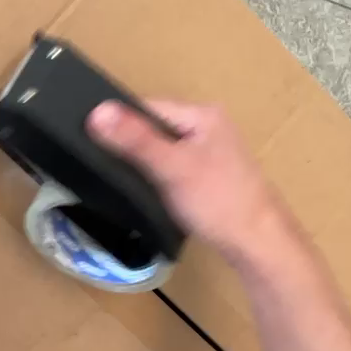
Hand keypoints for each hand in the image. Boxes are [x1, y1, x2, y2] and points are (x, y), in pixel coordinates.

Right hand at [87, 98, 293, 264]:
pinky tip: (146, 188)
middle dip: (129, 143)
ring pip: (160, 147)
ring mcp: (209, 150)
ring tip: (122, 178)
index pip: (146, 107)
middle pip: (152, 126)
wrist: (257, 243)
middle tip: (105, 165)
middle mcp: (208, 125)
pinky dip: (155, 174)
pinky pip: (170, 163)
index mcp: (202, 113)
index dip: (119, 124)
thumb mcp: (170, 167)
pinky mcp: (207, 173)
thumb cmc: (217, 201)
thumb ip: (134, 139)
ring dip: (141, 161)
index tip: (93, 145)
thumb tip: (96, 111)